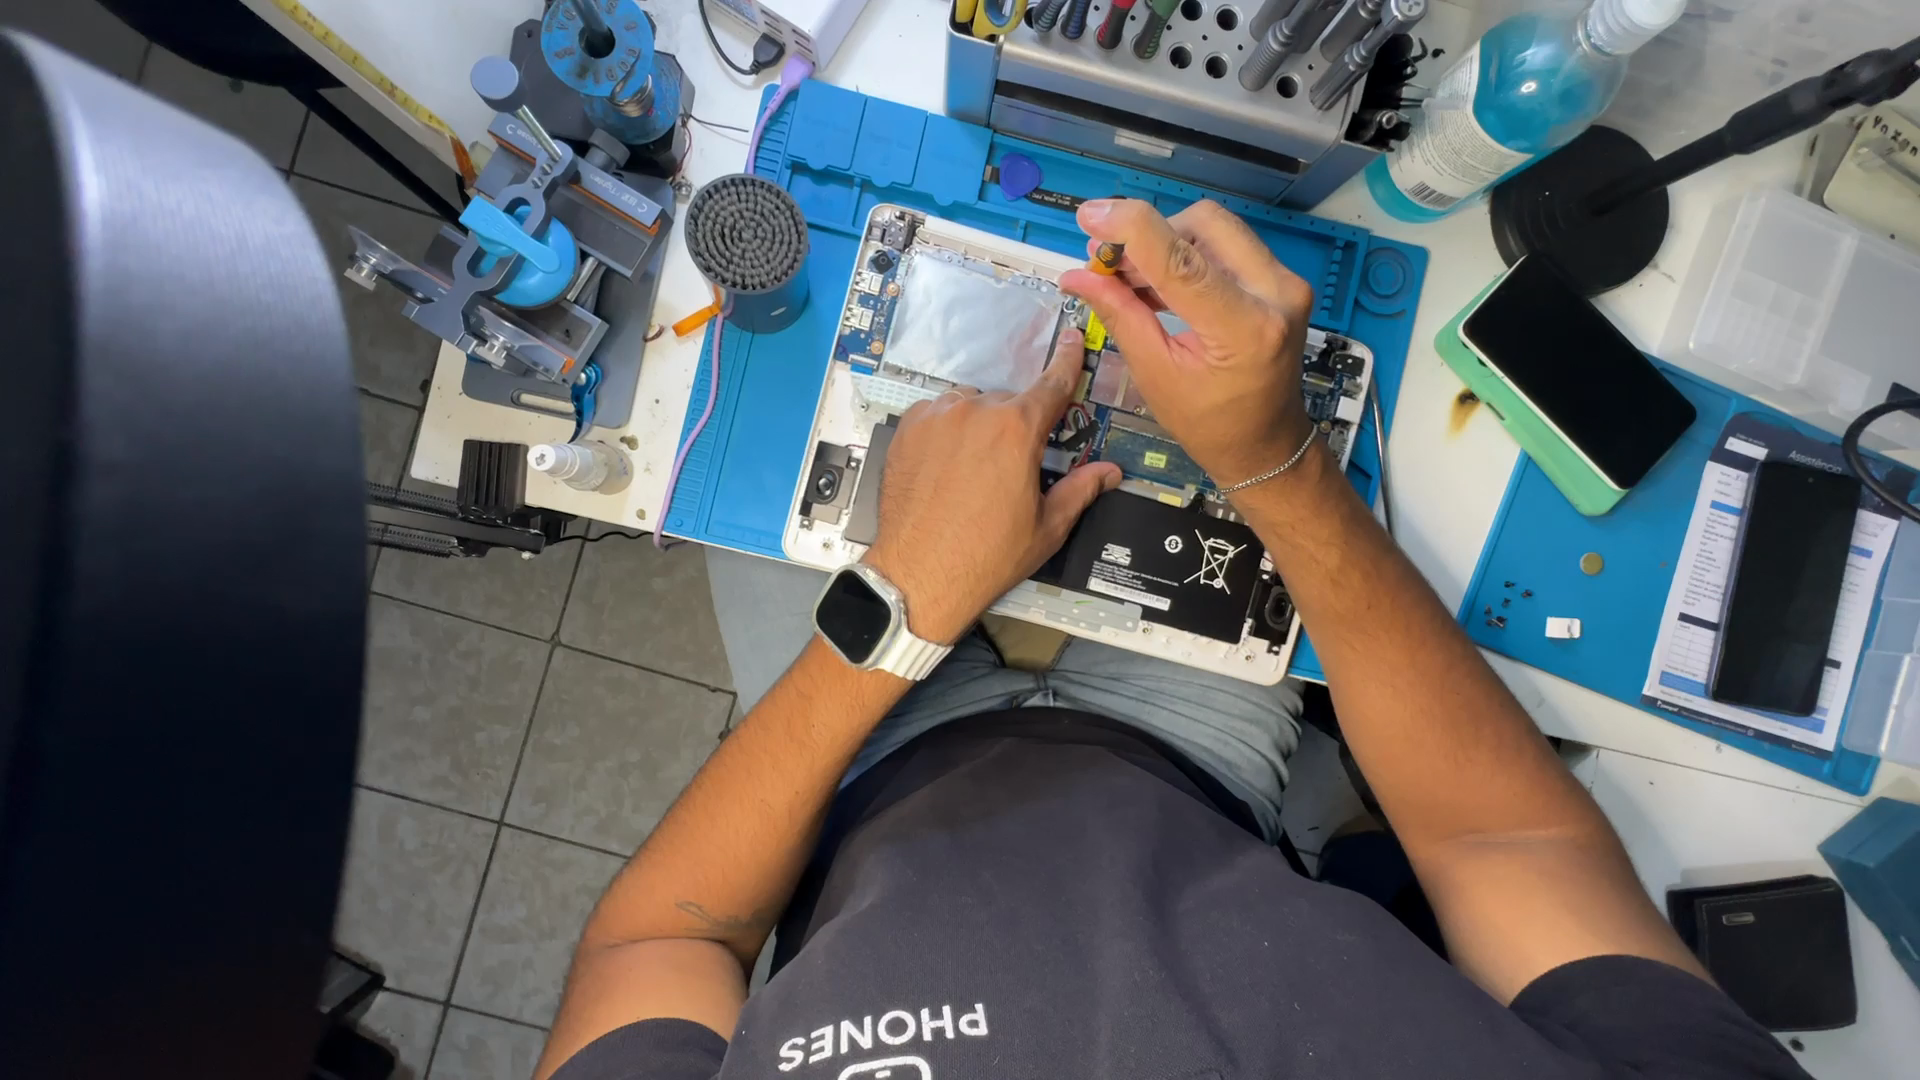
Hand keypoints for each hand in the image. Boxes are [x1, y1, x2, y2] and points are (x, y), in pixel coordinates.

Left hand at [863, 331, 1121, 644]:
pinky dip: (946, 430)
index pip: (1052, 384)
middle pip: (1008, 403)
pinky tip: (945, 466)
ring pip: (970, 406)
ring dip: (978, 426)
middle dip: (1014, 428)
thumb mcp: (1046, 527)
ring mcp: (936, 417)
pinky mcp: (907, 429)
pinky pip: (937, 414)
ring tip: (972, 470)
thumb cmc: (985, 556)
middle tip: (1009, 470)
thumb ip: (1080, 490)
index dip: (1066, 362)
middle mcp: (975, 412)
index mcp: (1017, 431)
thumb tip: (1110, 472)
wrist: (919, 575)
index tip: (1070, 341)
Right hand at [1060, 199, 1317, 487]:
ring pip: (1215, 229)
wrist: (1265, 444)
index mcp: (1243, 329)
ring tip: (1127, 279)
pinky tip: (1156, 282)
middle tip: (1108, 264)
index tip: (1089, 217)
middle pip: (1203, 224)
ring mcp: (1285, 282)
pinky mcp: (1281, 280)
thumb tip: (1077, 275)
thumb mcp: (1155, 375)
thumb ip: (1120, 316)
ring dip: (1165, 244)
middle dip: (1148, 235)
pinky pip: (1227, 246)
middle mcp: (1275, 293)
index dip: (1131, 229)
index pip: (1181, 260)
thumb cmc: (1207, 423)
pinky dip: (1186, 255)